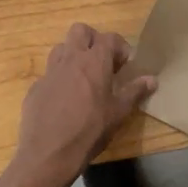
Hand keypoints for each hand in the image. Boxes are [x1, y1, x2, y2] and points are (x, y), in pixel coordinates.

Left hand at [11, 23, 155, 185]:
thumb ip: (135, 92)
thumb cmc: (90, 131)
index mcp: (94, 62)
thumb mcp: (118, 113)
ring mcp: (49, 73)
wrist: (48, 155)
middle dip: (92, 40)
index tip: (124, 64)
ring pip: (60, 48)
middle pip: (80, 31)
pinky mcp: (35, 89)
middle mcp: (71, 60)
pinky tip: (63, 100)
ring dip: (73, 55)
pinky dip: (58, 79)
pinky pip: (48, 75)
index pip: (109, 37)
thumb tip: (152, 79)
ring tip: (82, 76)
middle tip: (101, 61)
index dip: (119, 46)